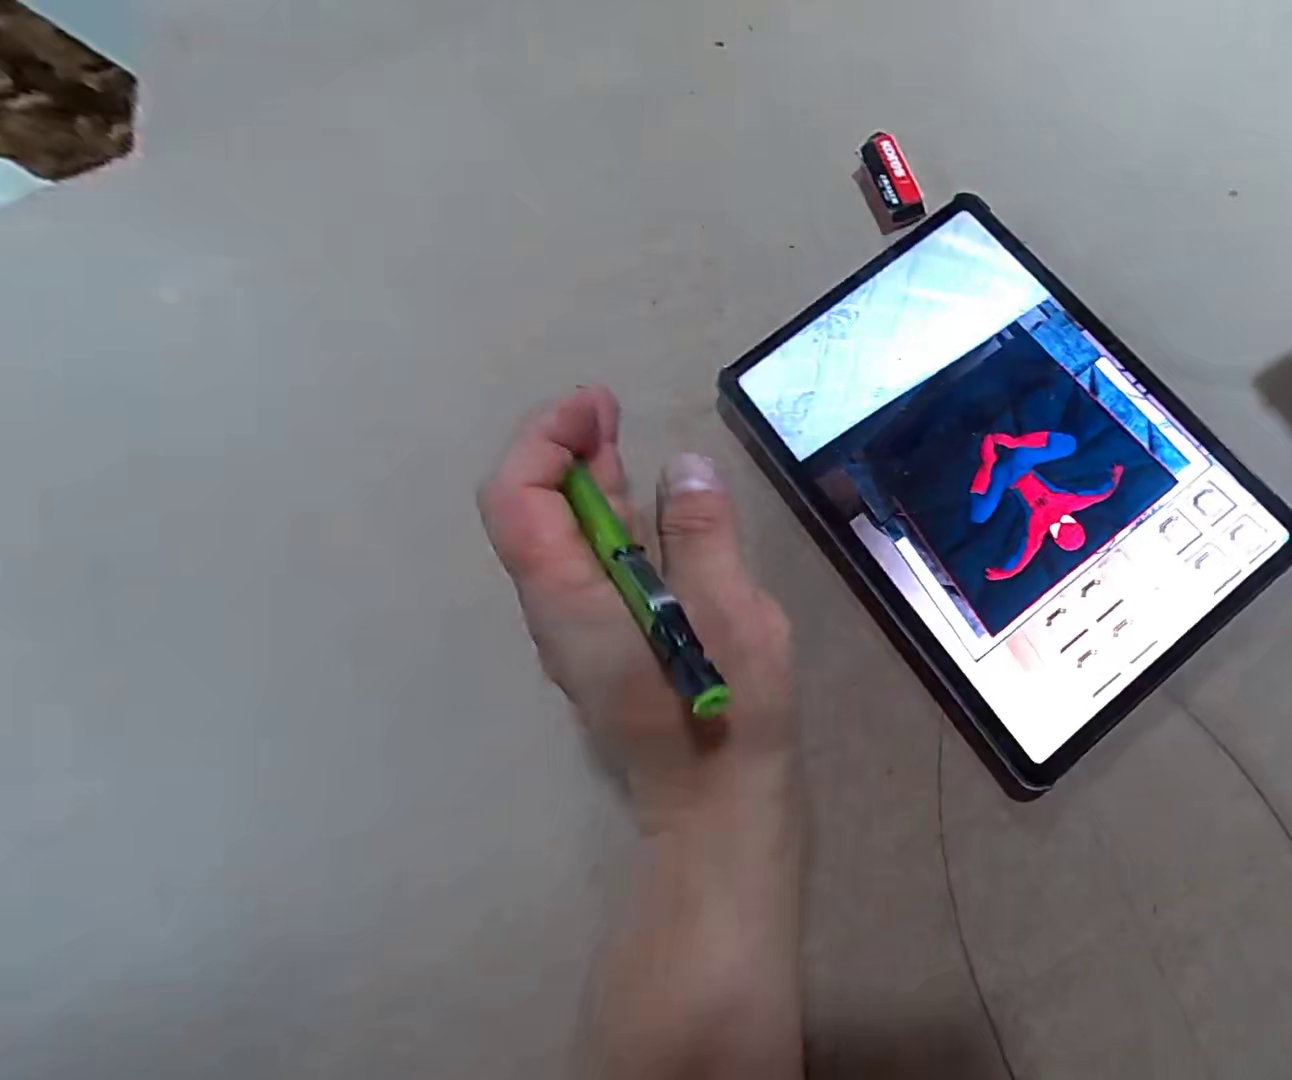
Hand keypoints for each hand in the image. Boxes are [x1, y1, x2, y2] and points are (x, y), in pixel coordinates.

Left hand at [477, 386, 793, 825]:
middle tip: (611, 409)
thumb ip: (704, 540)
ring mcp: (587, 633)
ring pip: (570, 545)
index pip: (520, 504)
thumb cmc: (730, 718)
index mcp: (575, 605)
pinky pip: (601, 571)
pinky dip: (618, 527)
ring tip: (627, 445)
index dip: (546, 442)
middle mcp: (562, 615)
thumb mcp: (733, 618)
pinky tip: (658, 517)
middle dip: (565, 453)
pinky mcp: (617, 645)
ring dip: (591, 487)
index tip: (599, 406)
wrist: (719, 808)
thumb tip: (688, 466)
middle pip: (538, 518)